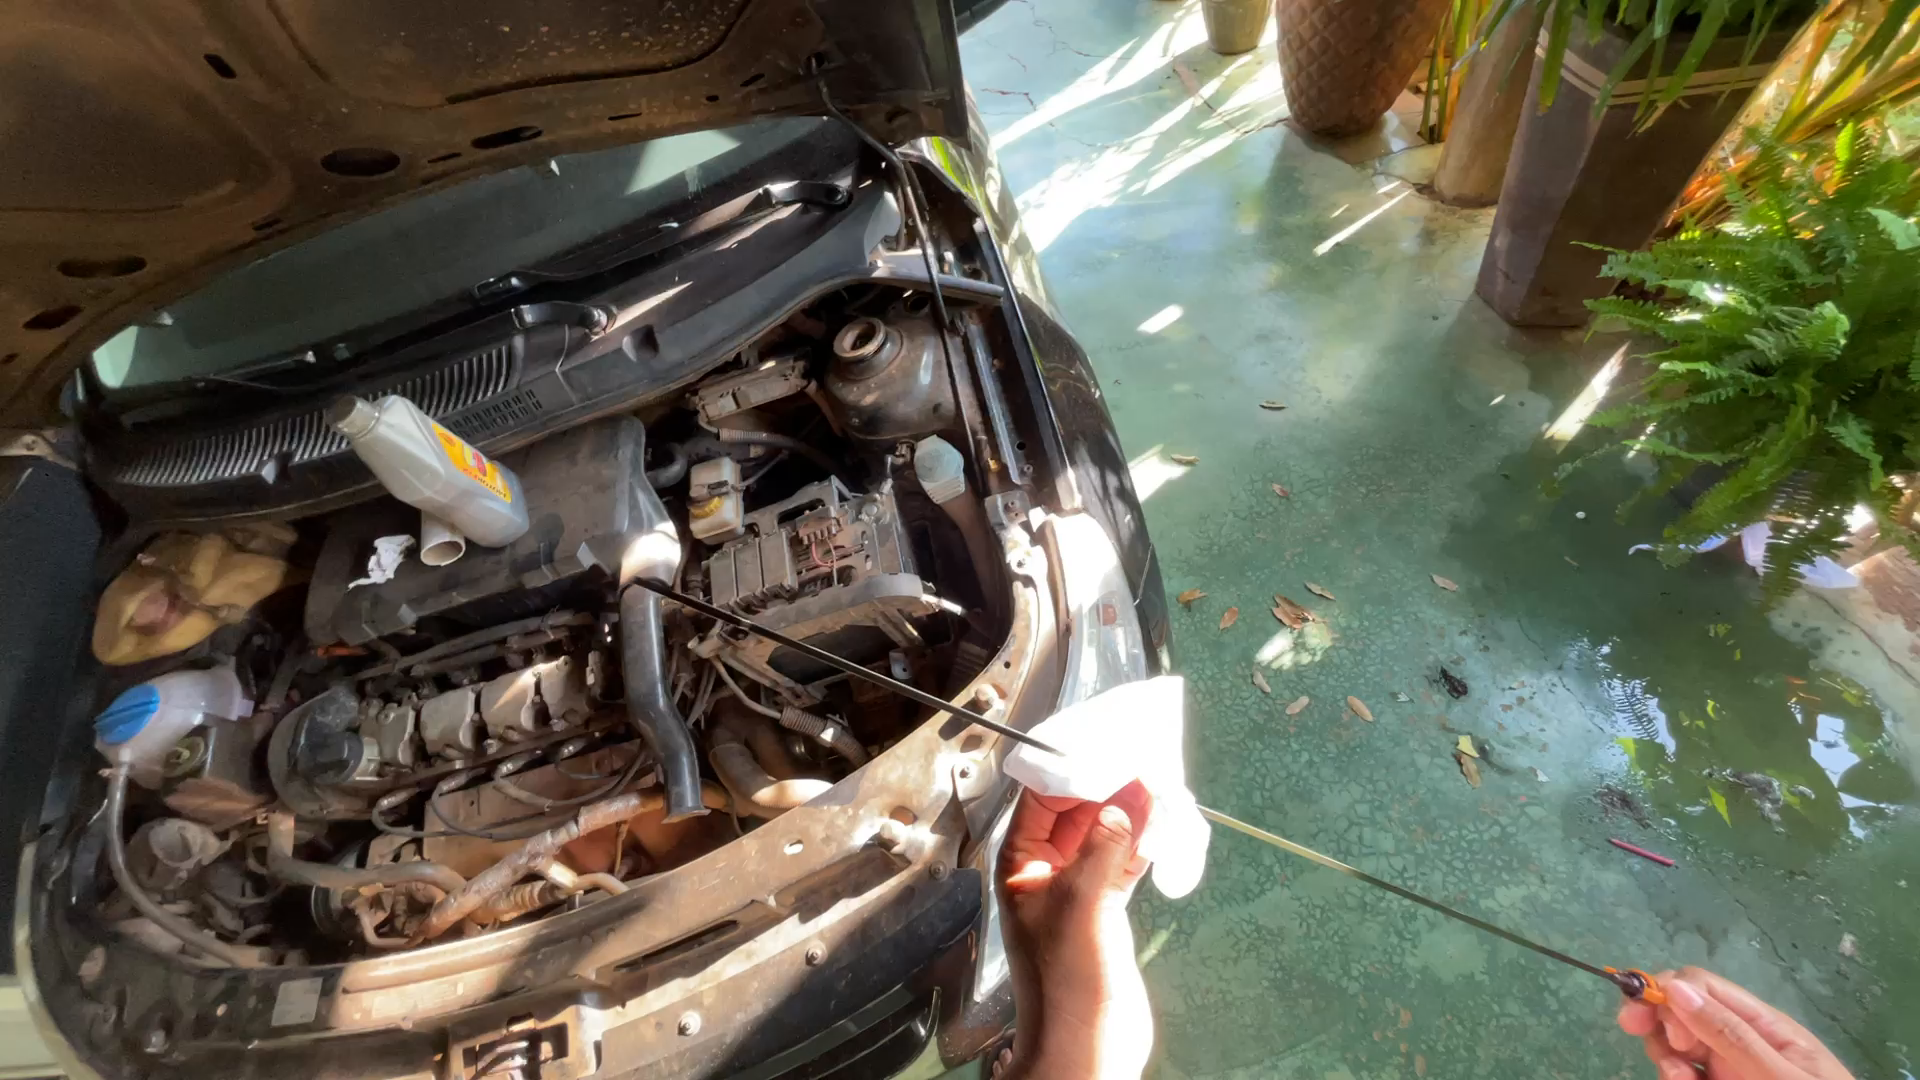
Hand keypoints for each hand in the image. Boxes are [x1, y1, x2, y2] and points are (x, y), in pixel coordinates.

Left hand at [995, 781, 1153, 1079]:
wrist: (1087, 1047)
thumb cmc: (1068, 974)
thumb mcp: (1082, 900)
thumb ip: (1105, 844)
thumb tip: (1128, 799)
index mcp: (1022, 858)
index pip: (1044, 797)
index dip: (1073, 770)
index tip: (1108, 748)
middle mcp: (1046, 864)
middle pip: (1077, 811)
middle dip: (1109, 789)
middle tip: (1145, 762)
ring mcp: (1077, 883)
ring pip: (1104, 834)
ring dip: (1131, 814)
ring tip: (1162, 787)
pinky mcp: (1104, 903)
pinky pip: (1122, 859)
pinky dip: (1142, 843)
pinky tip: (1164, 826)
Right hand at [1617, 968, 1853, 1079]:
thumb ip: (1734, 1036)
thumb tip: (1675, 988)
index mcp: (1765, 1025)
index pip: (1702, 984)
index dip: (1670, 992)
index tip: (1661, 1023)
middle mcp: (1740, 1037)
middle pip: (1678, 1005)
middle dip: (1653, 1015)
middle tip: (1631, 1027)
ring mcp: (1727, 1062)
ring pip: (1671, 1035)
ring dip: (1661, 1050)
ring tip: (1677, 1079)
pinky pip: (1679, 1066)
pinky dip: (1671, 1072)